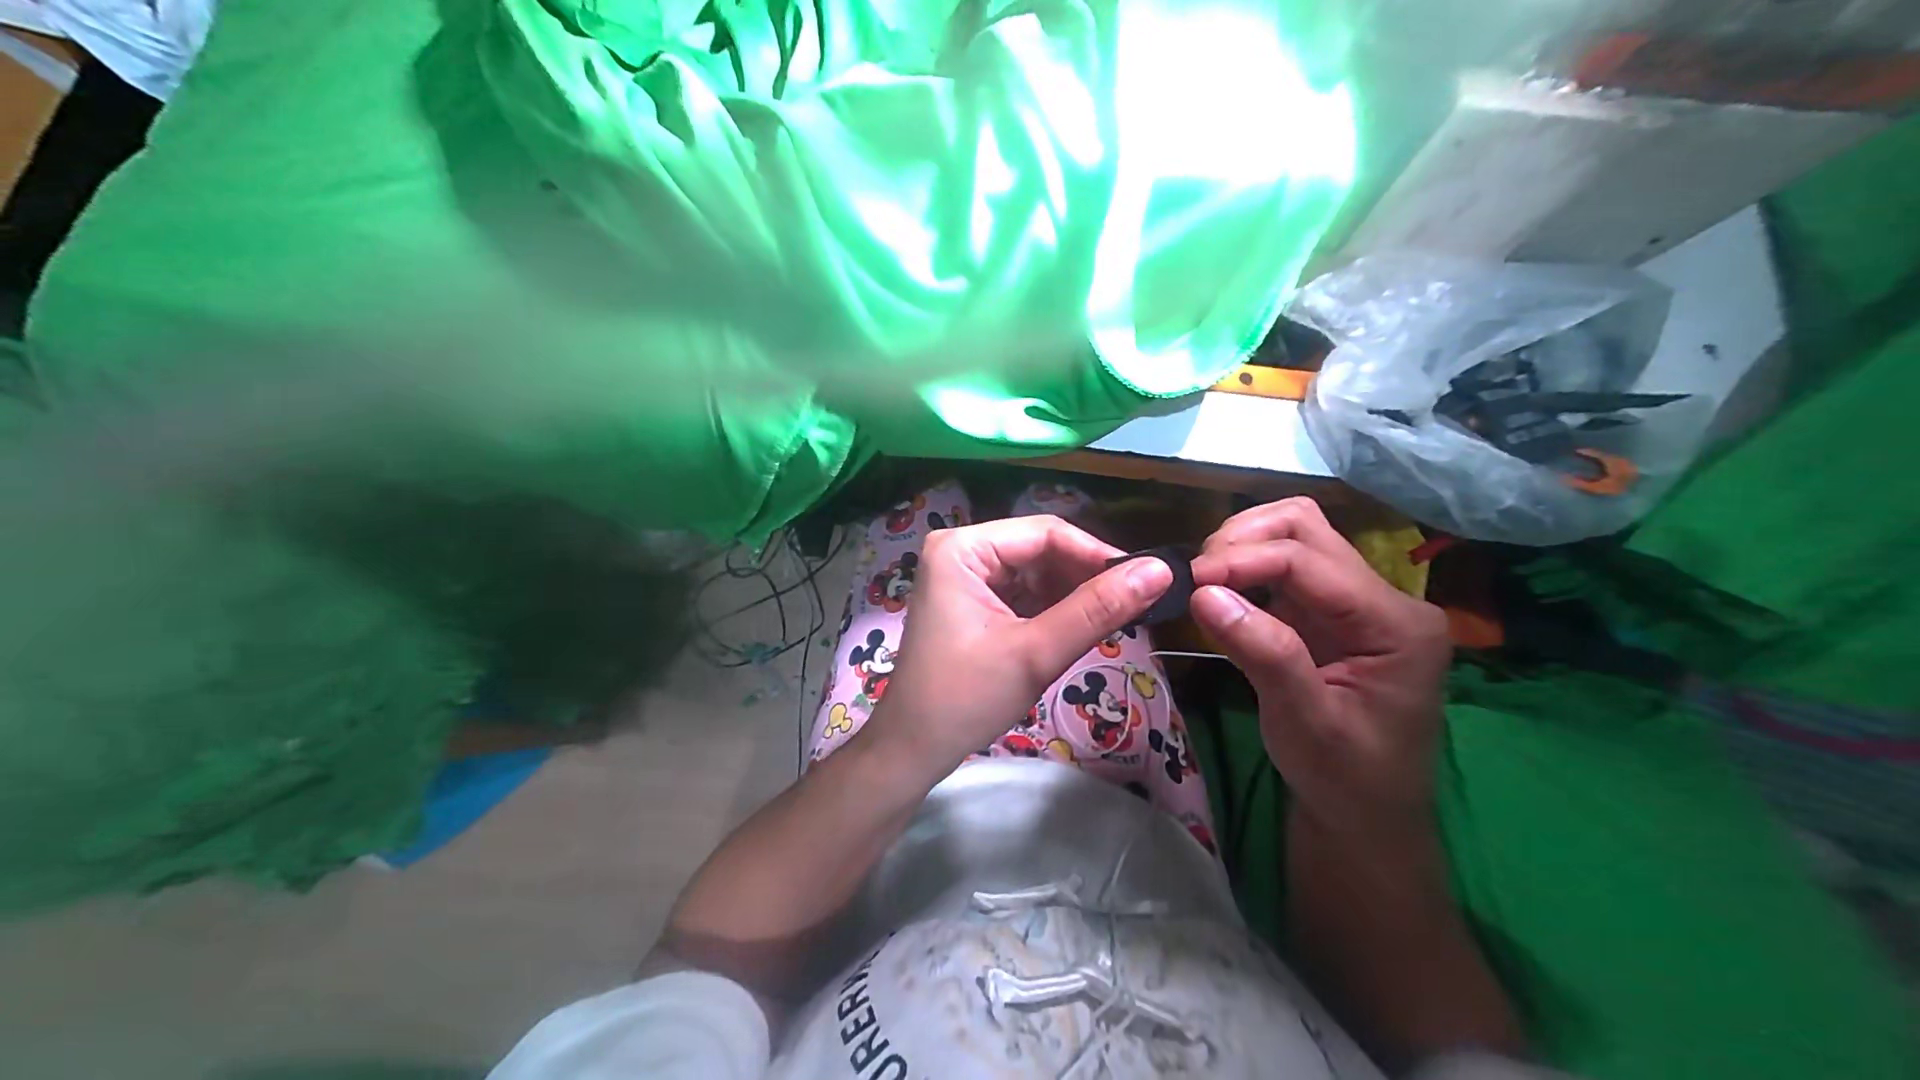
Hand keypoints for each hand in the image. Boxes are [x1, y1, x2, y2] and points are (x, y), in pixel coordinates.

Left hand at [860, 516, 1172, 774]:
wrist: (913, 749)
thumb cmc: (966, 699)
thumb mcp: (1036, 653)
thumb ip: (1096, 610)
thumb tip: (1159, 572)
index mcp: (962, 548)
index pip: (1046, 532)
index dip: (1098, 554)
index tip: (1147, 578)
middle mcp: (961, 550)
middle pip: (1041, 549)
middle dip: (1086, 576)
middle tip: (1135, 602)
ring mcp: (964, 576)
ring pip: (1036, 572)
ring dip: (1074, 593)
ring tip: (1116, 616)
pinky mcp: (972, 601)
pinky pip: (1023, 592)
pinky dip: (1054, 608)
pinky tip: (1083, 624)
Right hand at [1188, 497, 1450, 838]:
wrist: (1365, 814)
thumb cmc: (1345, 778)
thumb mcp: (1305, 722)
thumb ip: (1263, 652)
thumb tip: (1202, 593)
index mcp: (1396, 622)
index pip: (1307, 559)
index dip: (1242, 559)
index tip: (1189, 582)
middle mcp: (1382, 597)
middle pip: (1304, 526)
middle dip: (1242, 539)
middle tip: (1198, 577)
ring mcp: (1354, 600)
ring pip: (1292, 537)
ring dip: (1240, 547)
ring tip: (1204, 583)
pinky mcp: (1327, 612)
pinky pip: (1282, 568)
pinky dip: (1243, 569)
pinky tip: (1219, 593)